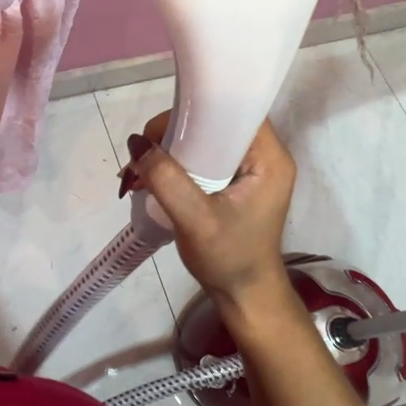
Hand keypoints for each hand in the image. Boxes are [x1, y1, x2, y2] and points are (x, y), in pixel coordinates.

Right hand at [125, 116, 296, 306]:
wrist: (245, 299)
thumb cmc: (230, 259)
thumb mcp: (195, 220)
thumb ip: (166, 179)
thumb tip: (136, 142)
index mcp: (269, 158)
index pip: (236, 108)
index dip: (199, 107)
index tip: (165, 127)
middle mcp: (264, 154)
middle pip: (214, 118)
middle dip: (175, 130)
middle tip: (146, 152)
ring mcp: (249, 166)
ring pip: (204, 134)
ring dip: (172, 145)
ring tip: (145, 167)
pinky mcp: (235, 178)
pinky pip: (203, 152)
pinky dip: (178, 158)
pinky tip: (156, 174)